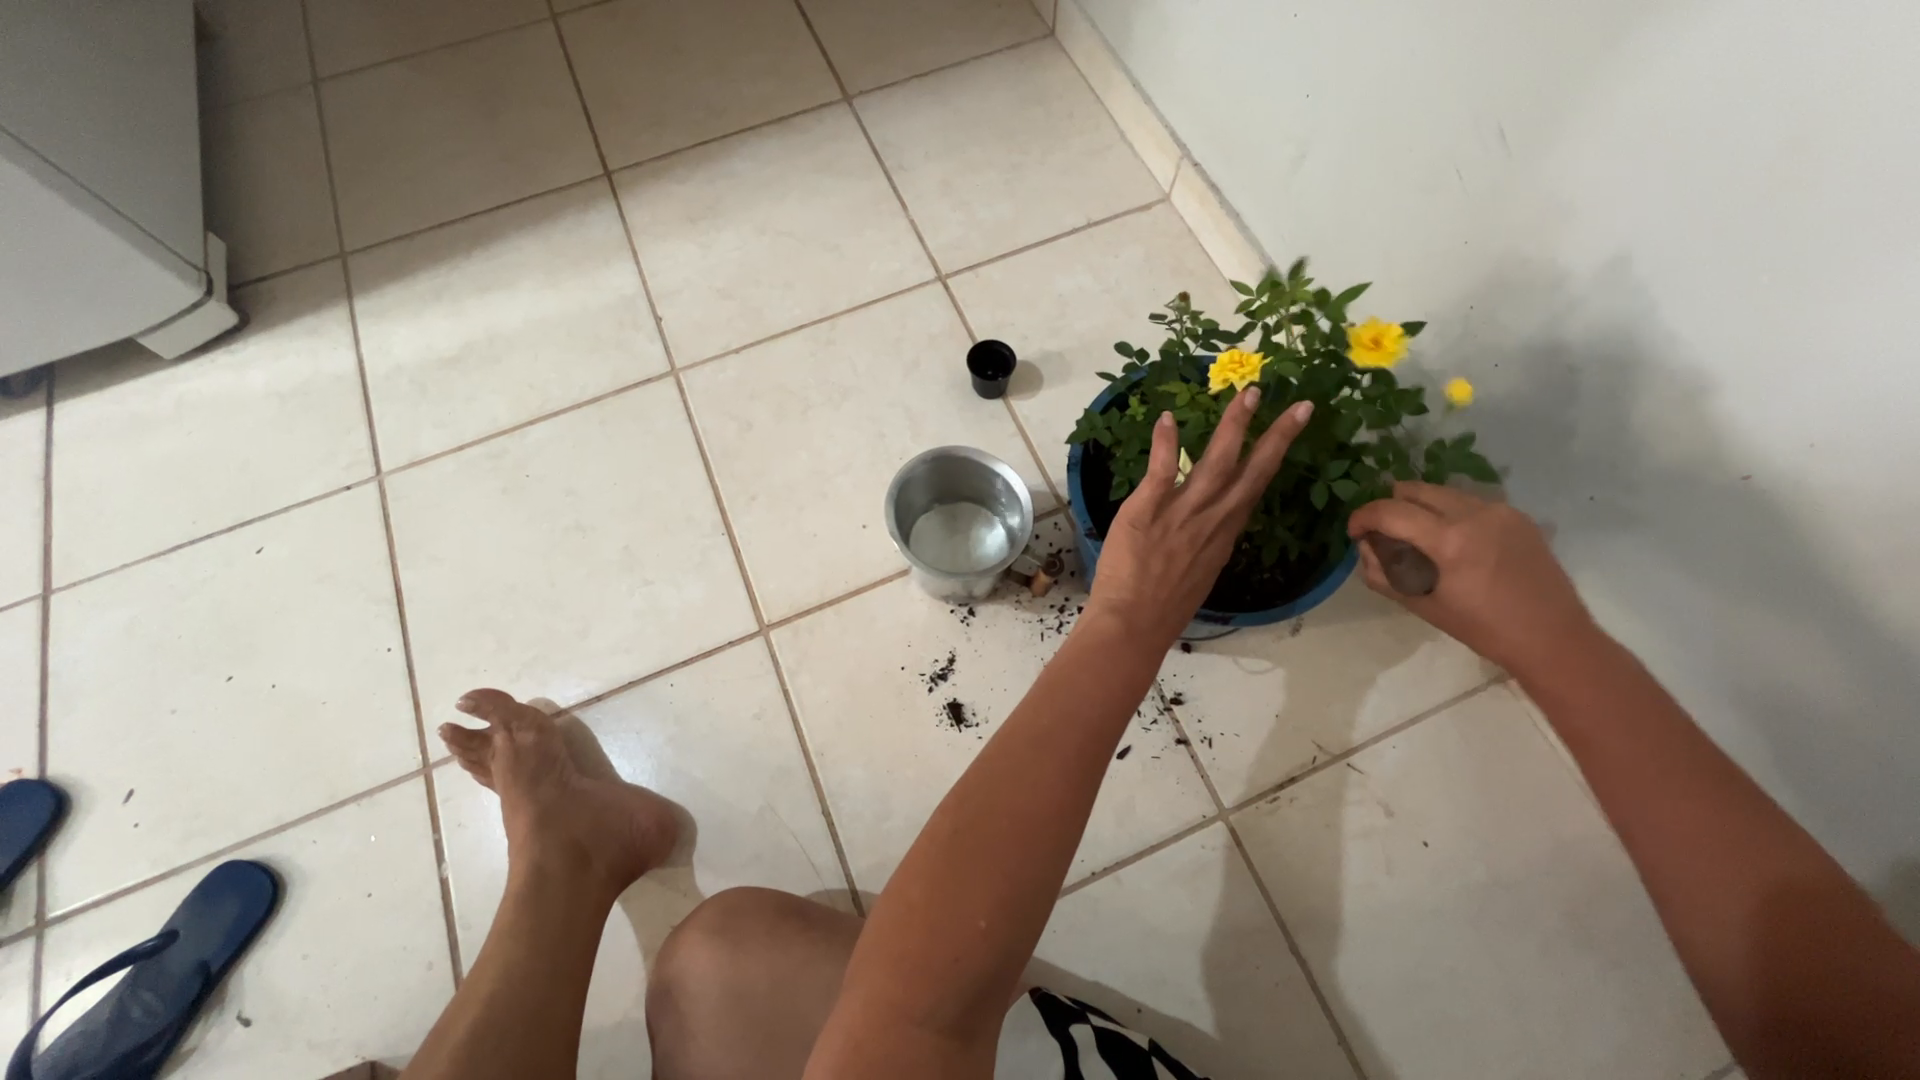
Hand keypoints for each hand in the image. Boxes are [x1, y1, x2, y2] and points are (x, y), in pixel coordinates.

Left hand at [1084, 389, 1313, 647]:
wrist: (1134, 624)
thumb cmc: (1163, 608)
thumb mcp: (1201, 575)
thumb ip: (1208, 545)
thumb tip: (1210, 530)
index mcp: (1225, 535)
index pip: (1255, 487)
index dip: (1275, 455)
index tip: (1291, 428)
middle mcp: (1212, 520)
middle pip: (1252, 470)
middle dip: (1276, 434)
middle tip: (1293, 402)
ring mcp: (1182, 514)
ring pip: (1215, 463)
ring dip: (1233, 426)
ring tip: (1246, 395)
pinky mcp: (1147, 510)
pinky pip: (1160, 470)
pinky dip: (1165, 443)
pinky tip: (1167, 418)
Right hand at [1347, 483, 1600, 678]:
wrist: (1552, 637)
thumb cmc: (1482, 629)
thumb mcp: (1421, 605)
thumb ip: (1382, 574)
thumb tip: (1366, 549)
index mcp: (1450, 540)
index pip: (1390, 511)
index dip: (1363, 517)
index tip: (1354, 532)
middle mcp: (1475, 514)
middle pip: (1414, 489)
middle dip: (1389, 506)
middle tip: (1383, 532)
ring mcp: (1500, 510)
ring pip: (1441, 492)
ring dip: (1418, 508)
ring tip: (1416, 537)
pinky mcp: (1517, 516)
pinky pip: (1468, 503)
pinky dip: (1448, 514)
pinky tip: (1451, 543)